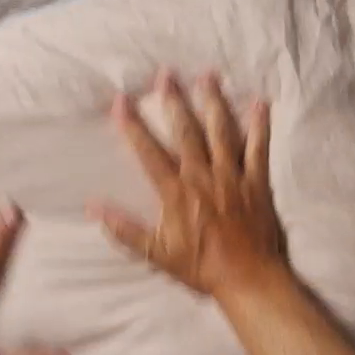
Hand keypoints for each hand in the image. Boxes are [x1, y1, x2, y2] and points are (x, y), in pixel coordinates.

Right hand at [90, 70, 289, 300]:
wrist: (250, 280)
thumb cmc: (201, 268)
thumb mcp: (156, 254)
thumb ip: (125, 229)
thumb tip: (93, 208)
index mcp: (176, 192)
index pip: (149, 152)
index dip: (133, 126)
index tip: (121, 101)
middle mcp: (203, 176)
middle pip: (186, 131)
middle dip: (174, 101)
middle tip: (166, 74)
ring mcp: (233, 176)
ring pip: (221, 132)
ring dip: (214, 102)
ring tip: (208, 75)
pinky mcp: (257, 182)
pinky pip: (259, 148)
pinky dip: (260, 125)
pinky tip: (259, 102)